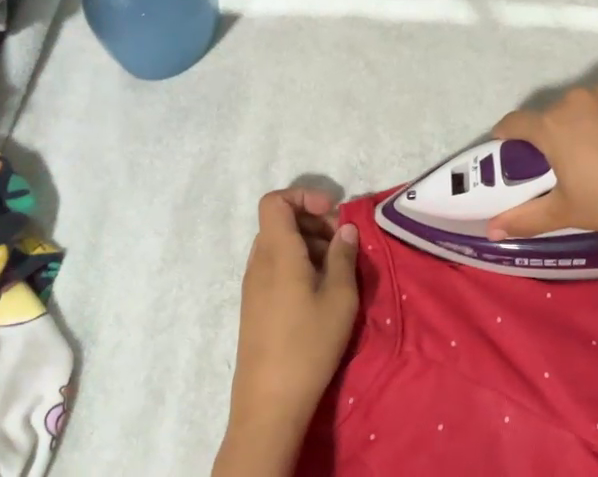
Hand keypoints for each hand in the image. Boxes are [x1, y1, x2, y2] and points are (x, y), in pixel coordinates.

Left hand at [220, 189, 358, 473]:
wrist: (270, 402)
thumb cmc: (309, 343)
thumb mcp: (340, 295)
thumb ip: (343, 255)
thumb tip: (344, 229)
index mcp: (276, 252)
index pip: (275, 201)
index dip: (304, 196)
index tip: (333, 214)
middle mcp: (258, 262)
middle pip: (280, 221)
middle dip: (314, 221)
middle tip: (343, 243)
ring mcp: (253, 285)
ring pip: (279, 244)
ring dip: (309, 244)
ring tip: (338, 269)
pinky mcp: (255, 305)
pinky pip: (275, 266)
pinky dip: (299, 264)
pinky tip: (321, 291)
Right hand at [487, 85, 597, 246]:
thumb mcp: (566, 212)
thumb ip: (524, 218)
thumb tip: (492, 230)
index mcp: (552, 126)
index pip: (514, 122)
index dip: (507, 136)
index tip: (510, 152)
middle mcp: (576, 100)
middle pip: (553, 114)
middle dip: (552, 135)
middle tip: (564, 164)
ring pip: (584, 106)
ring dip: (584, 123)